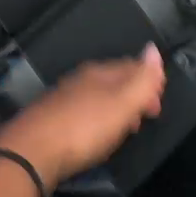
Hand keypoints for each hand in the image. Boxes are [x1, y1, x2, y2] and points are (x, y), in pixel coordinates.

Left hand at [0, 44, 165, 188]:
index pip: (130, 66)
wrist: (35, 147)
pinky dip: (101, 116)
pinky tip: (99, 131)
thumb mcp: (121, 104)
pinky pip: (86, 108)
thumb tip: (154, 49)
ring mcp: (66, 95)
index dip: (150, 79)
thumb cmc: (84, 126)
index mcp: (100, 73)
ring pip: (100, 94)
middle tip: (150, 112)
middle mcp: (82, 78)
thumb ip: (141, 80)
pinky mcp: (55, 115)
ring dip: (119, 106)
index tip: (161, 98)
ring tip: (130, 125)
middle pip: (115, 79)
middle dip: (135, 92)